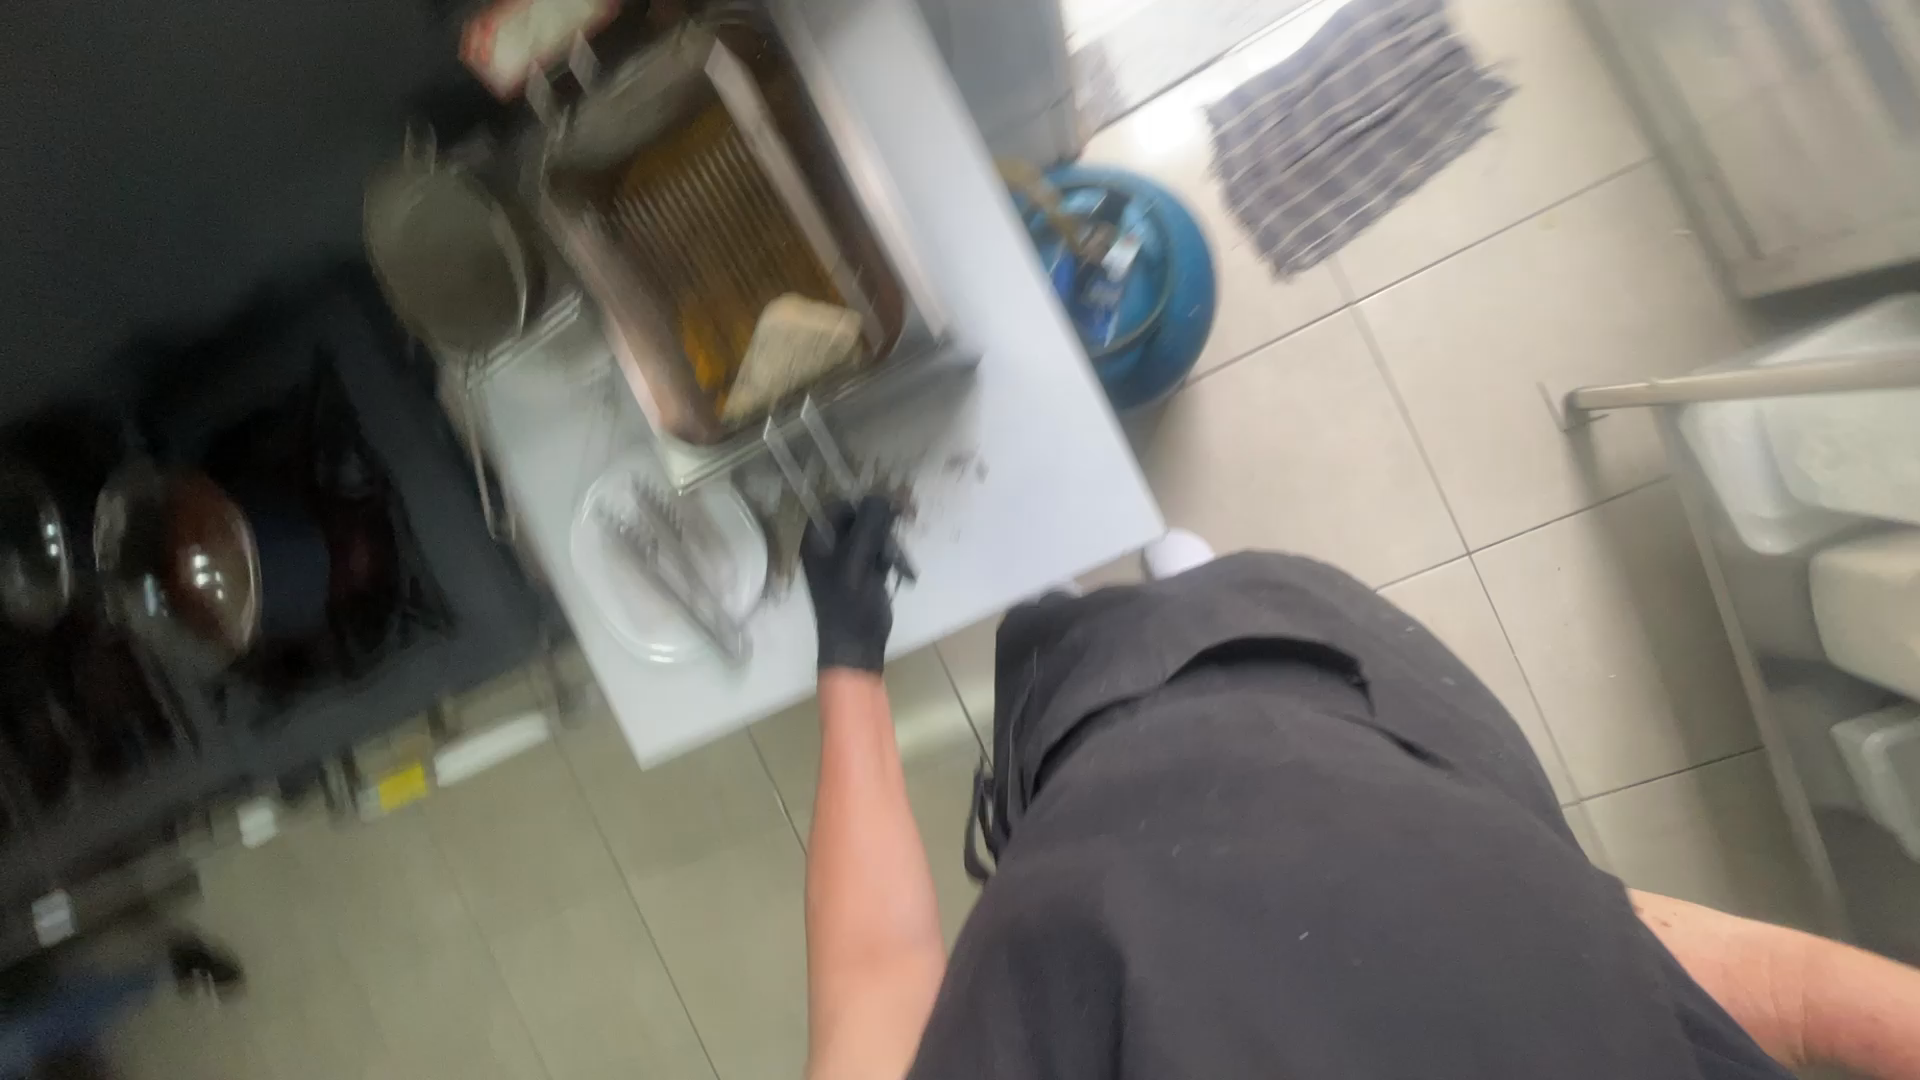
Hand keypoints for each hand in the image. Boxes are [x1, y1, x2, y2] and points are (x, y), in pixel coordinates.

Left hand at [802, 496, 899, 672]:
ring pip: (873, 534)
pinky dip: (892, 557)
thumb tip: (883, 496)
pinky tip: (901, 571)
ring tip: (900, 563)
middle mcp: (829, 546)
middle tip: (906, 521)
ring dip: (891, 543)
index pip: (837, 506)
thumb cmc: (851, 604)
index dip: (862, 504)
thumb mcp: (857, 560)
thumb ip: (869, 525)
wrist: (858, 646)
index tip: (887, 509)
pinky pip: (880, 551)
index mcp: (816, 541)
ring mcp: (848, 559)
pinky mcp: (865, 571)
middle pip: (859, 517)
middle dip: (882, 524)